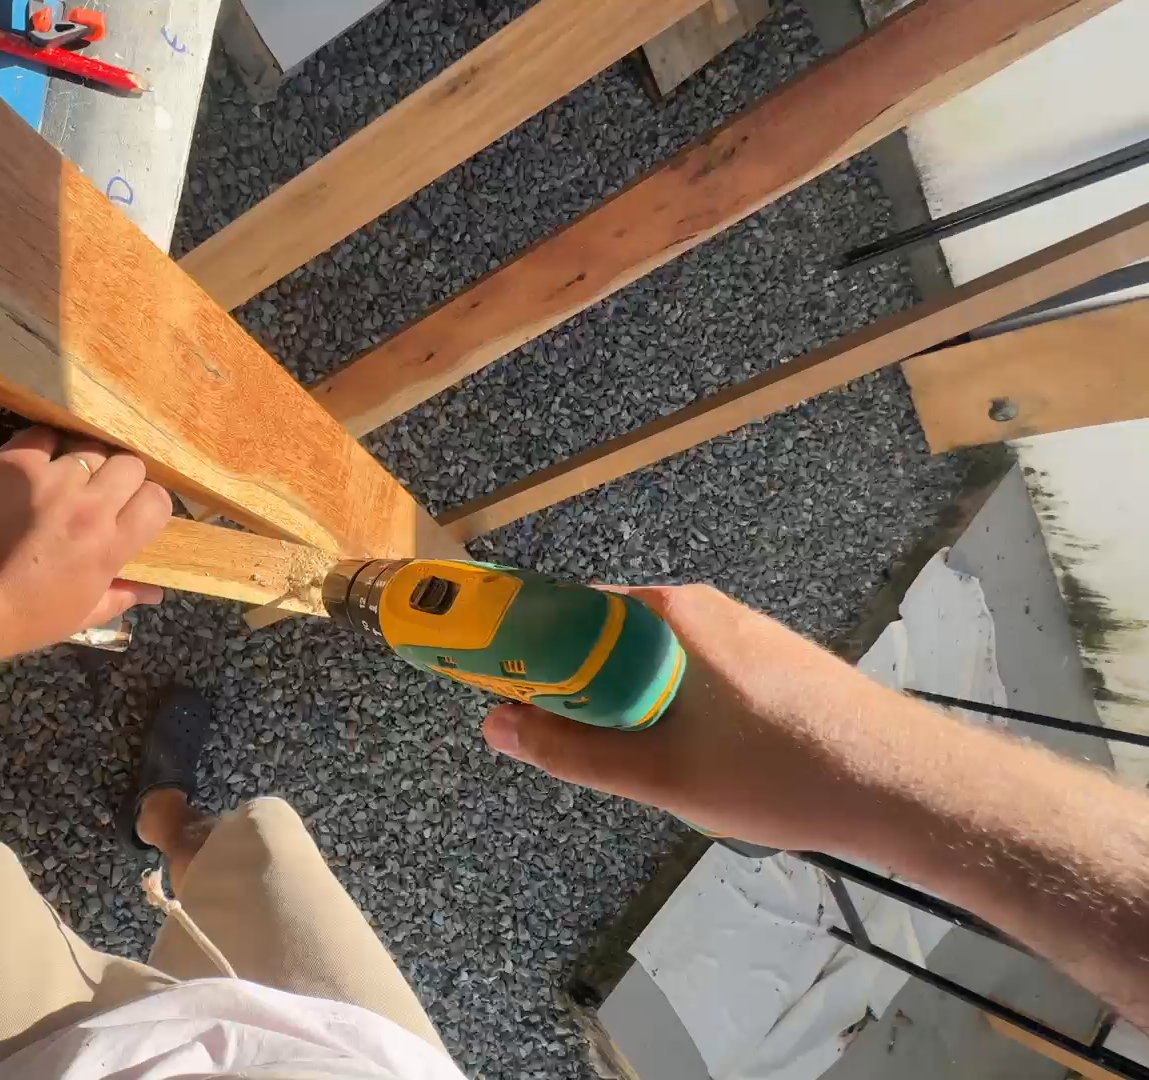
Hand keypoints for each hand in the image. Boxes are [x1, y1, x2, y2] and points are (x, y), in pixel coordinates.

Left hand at [0, 427, 172, 672]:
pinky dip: (43, 447)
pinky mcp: (12, 463)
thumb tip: (156, 593)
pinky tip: (29, 465)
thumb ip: (119, 598)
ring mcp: (50, 480)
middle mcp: (88, 508)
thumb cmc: (13, 621)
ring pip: (87, 448)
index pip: (156, 501)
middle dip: (117, 476)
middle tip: (92, 493)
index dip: (145, 502)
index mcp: (108, 548)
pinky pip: (44, 436)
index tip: (126, 510)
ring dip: (78, 462)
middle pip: (129, 465)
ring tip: (56, 479)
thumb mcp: (75, 618)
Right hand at [480, 584, 946, 851]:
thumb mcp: (658, 774)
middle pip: (601, 633)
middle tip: (575, 736)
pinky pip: (684, 663)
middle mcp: (694, 604)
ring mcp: (736, 625)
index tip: (511, 690)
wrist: (922, 792)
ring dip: (621, 693)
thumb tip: (492, 725)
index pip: (563, 610)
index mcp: (662, 613)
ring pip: (644, 652)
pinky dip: (662, 695)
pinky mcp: (765, 651)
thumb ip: (567, 750)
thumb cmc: (778, 773)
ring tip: (635, 750)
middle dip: (576, 681)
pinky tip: (690, 746)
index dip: (528, 649)